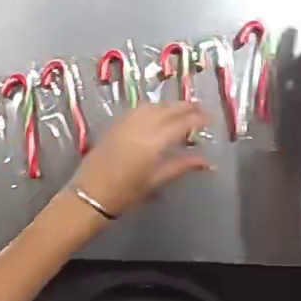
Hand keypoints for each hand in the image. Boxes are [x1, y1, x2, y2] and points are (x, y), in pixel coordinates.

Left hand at [67, 101, 211, 217]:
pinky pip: (137, 110)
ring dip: (169, 105)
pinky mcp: (114, 126)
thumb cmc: (125, 194)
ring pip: (152, 106)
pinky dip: (151, 108)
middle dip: (186, 107)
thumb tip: (207, 162)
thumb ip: (181, 166)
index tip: (211, 119)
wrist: (90, 195)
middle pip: (168, 109)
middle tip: (201, 110)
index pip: (182, 123)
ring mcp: (125, 124)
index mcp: (154, 141)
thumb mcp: (156, 181)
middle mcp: (141, 127)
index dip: (198, 119)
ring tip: (181, 111)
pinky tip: (156, 113)